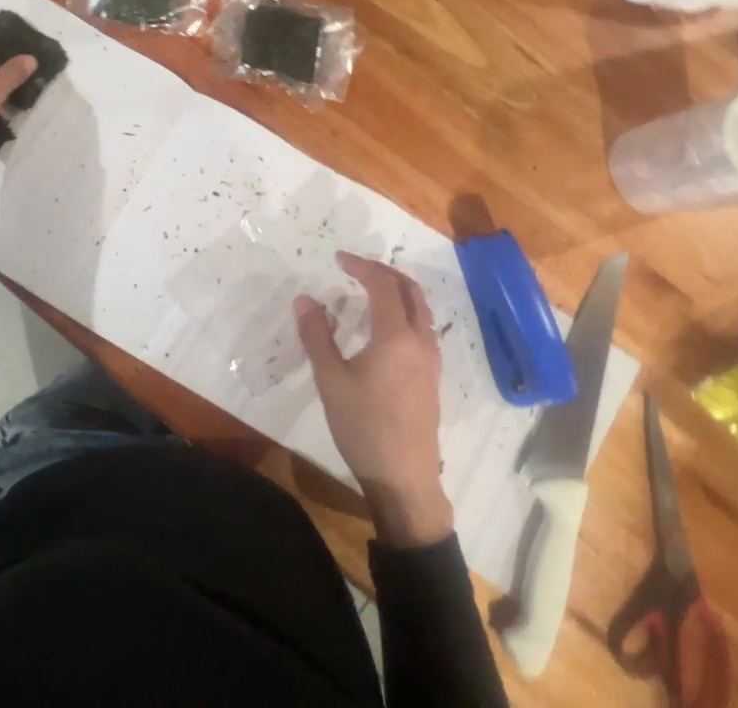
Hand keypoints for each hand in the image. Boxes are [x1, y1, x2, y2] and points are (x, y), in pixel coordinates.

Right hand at [296, 252, 453, 547]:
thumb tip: (304, 300)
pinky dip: (406, 312)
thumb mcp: (330, 380)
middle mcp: (421, 341)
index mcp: (396, 336)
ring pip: (422, 310)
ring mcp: (432, 360)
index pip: (383, 286)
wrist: (404, 476)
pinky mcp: (433, 377)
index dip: (361, 267)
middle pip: (411, 291)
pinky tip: (385, 328)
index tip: (339, 259)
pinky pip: (424, 328)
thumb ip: (317, 336)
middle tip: (356, 269)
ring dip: (398, 291)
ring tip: (370, 292)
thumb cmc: (363, 426)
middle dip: (385, 272)